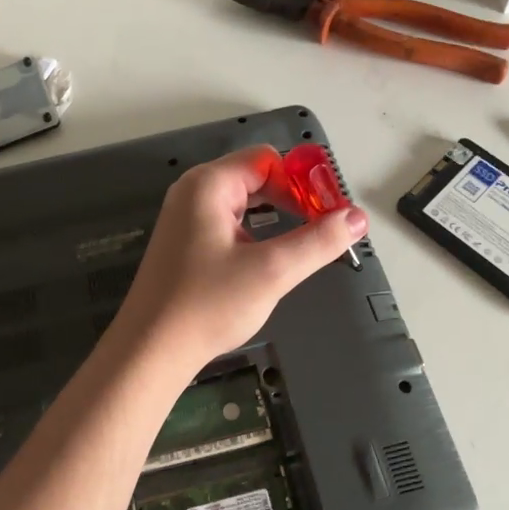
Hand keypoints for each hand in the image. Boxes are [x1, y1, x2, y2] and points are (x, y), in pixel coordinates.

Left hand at [114, 145, 367, 367]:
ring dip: (276, 217)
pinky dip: (256, 232)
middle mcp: (194, 191)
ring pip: (245, 201)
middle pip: (256, 176)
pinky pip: (230, 221)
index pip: (268, 160)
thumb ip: (318, 241)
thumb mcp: (272, 271)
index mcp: (209, 184)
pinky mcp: (186, 241)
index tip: (330, 212)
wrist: (152, 349)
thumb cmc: (208, 305)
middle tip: (323, 231)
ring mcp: (187, 216)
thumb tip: (357, 217)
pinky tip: (269, 259)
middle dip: (292, 199)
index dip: (302, 181)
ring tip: (302, 246)